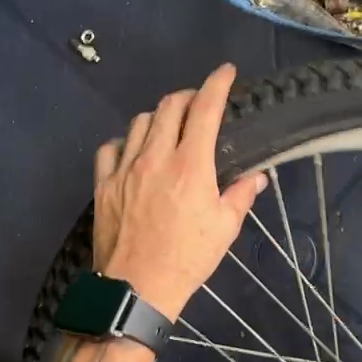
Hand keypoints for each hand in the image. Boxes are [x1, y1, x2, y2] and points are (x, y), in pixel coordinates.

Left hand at [93, 64, 267, 320]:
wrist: (137, 289)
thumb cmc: (188, 259)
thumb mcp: (224, 229)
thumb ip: (240, 195)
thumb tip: (257, 176)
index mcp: (191, 165)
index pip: (205, 109)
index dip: (217, 83)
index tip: (226, 72)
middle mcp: (156, 158)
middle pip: (169, 106)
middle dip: (188, 96)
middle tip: (199, 103)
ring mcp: (125, 169)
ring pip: (139, 122)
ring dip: (158, 117)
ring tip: (168, 127)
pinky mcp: (103, 185)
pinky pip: (110, 148)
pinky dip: (125, 141)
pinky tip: (133, 150)